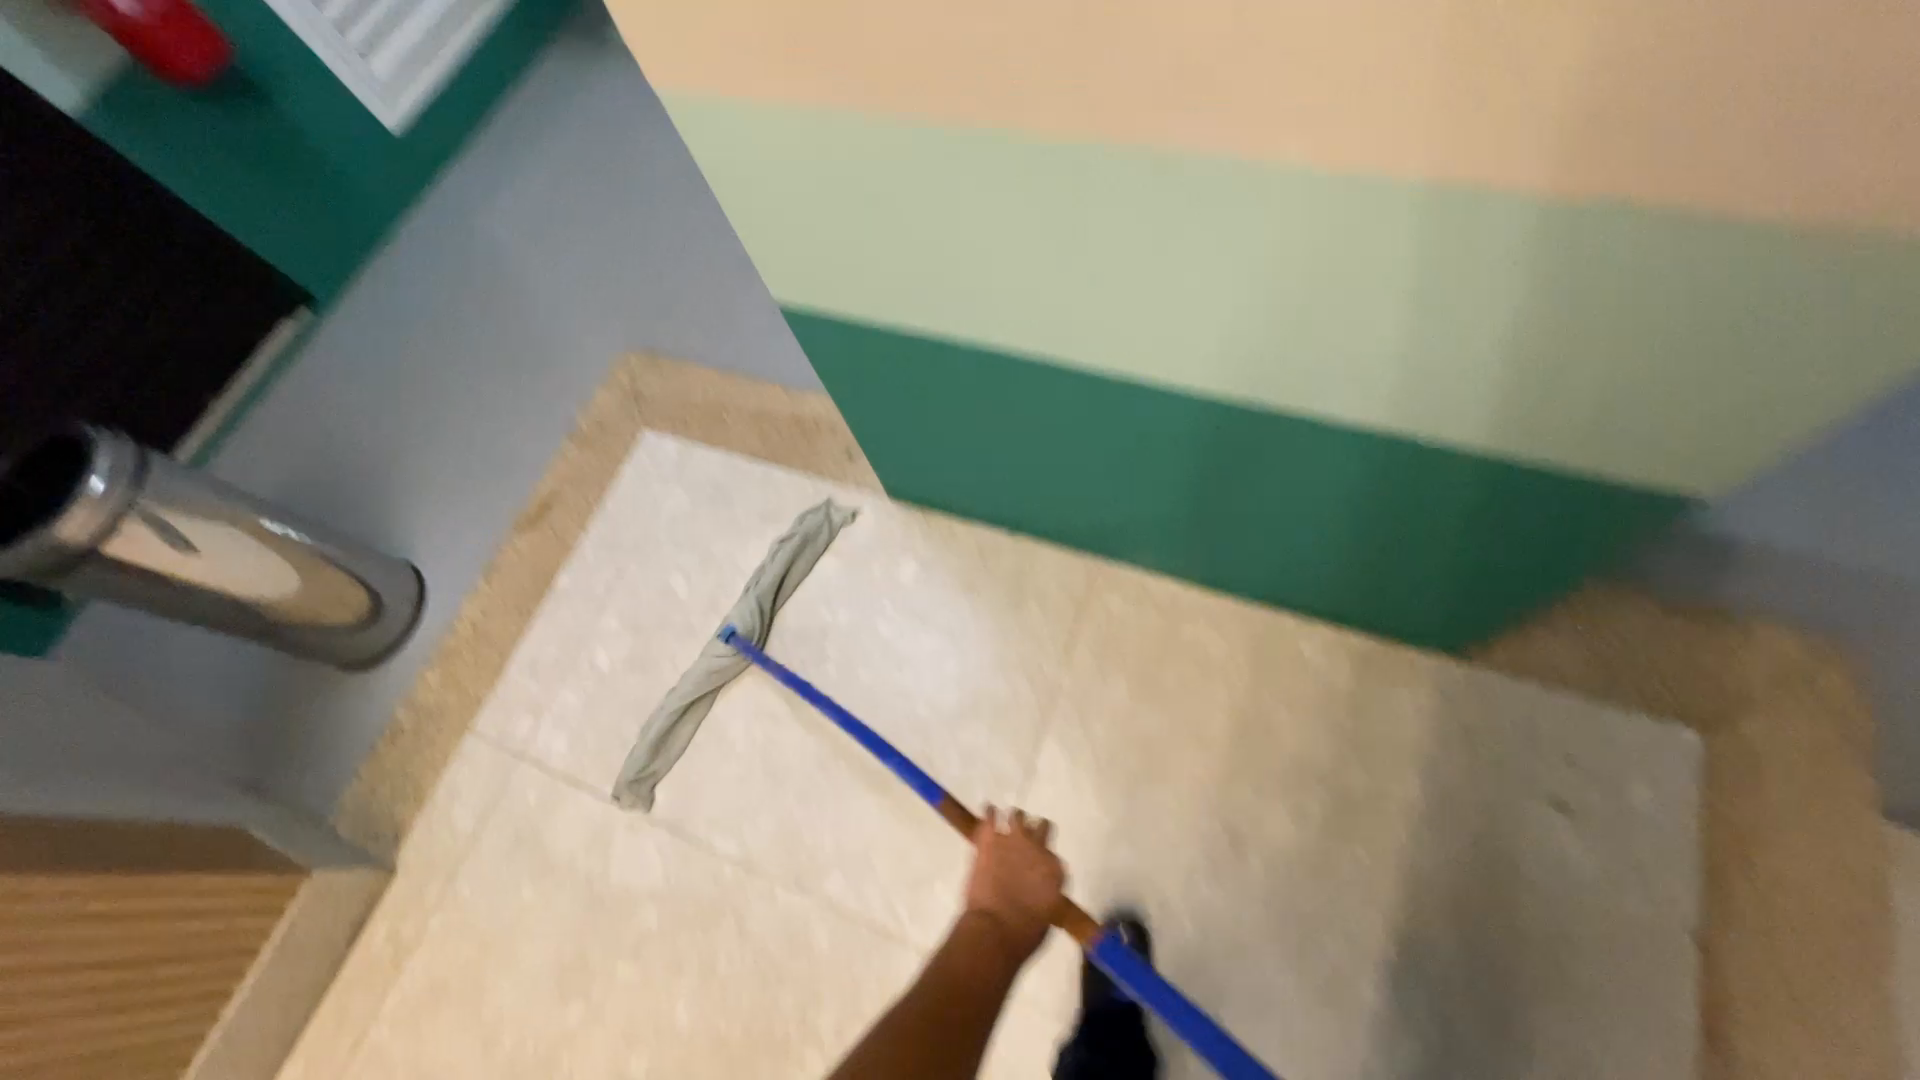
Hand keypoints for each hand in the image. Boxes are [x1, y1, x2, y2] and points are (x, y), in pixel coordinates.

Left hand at [962, 805, 1065, 963]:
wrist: (996, 930)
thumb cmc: (1024, 934)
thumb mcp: (1046, 916)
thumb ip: (1044, 895)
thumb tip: (1038, 893)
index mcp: (1056, 870)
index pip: (1053, 857)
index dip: (1044, 861)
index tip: (1036, 867)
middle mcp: (1039, 849)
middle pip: (1042, 827)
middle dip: (1035, 830)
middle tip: (1026, 837)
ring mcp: (1013, 841)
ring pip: (1017, 817)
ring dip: (1014, 819)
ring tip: (1008, 821)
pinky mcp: (989, 840)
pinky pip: (991, 817)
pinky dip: (989, 814)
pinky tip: (988, 810)